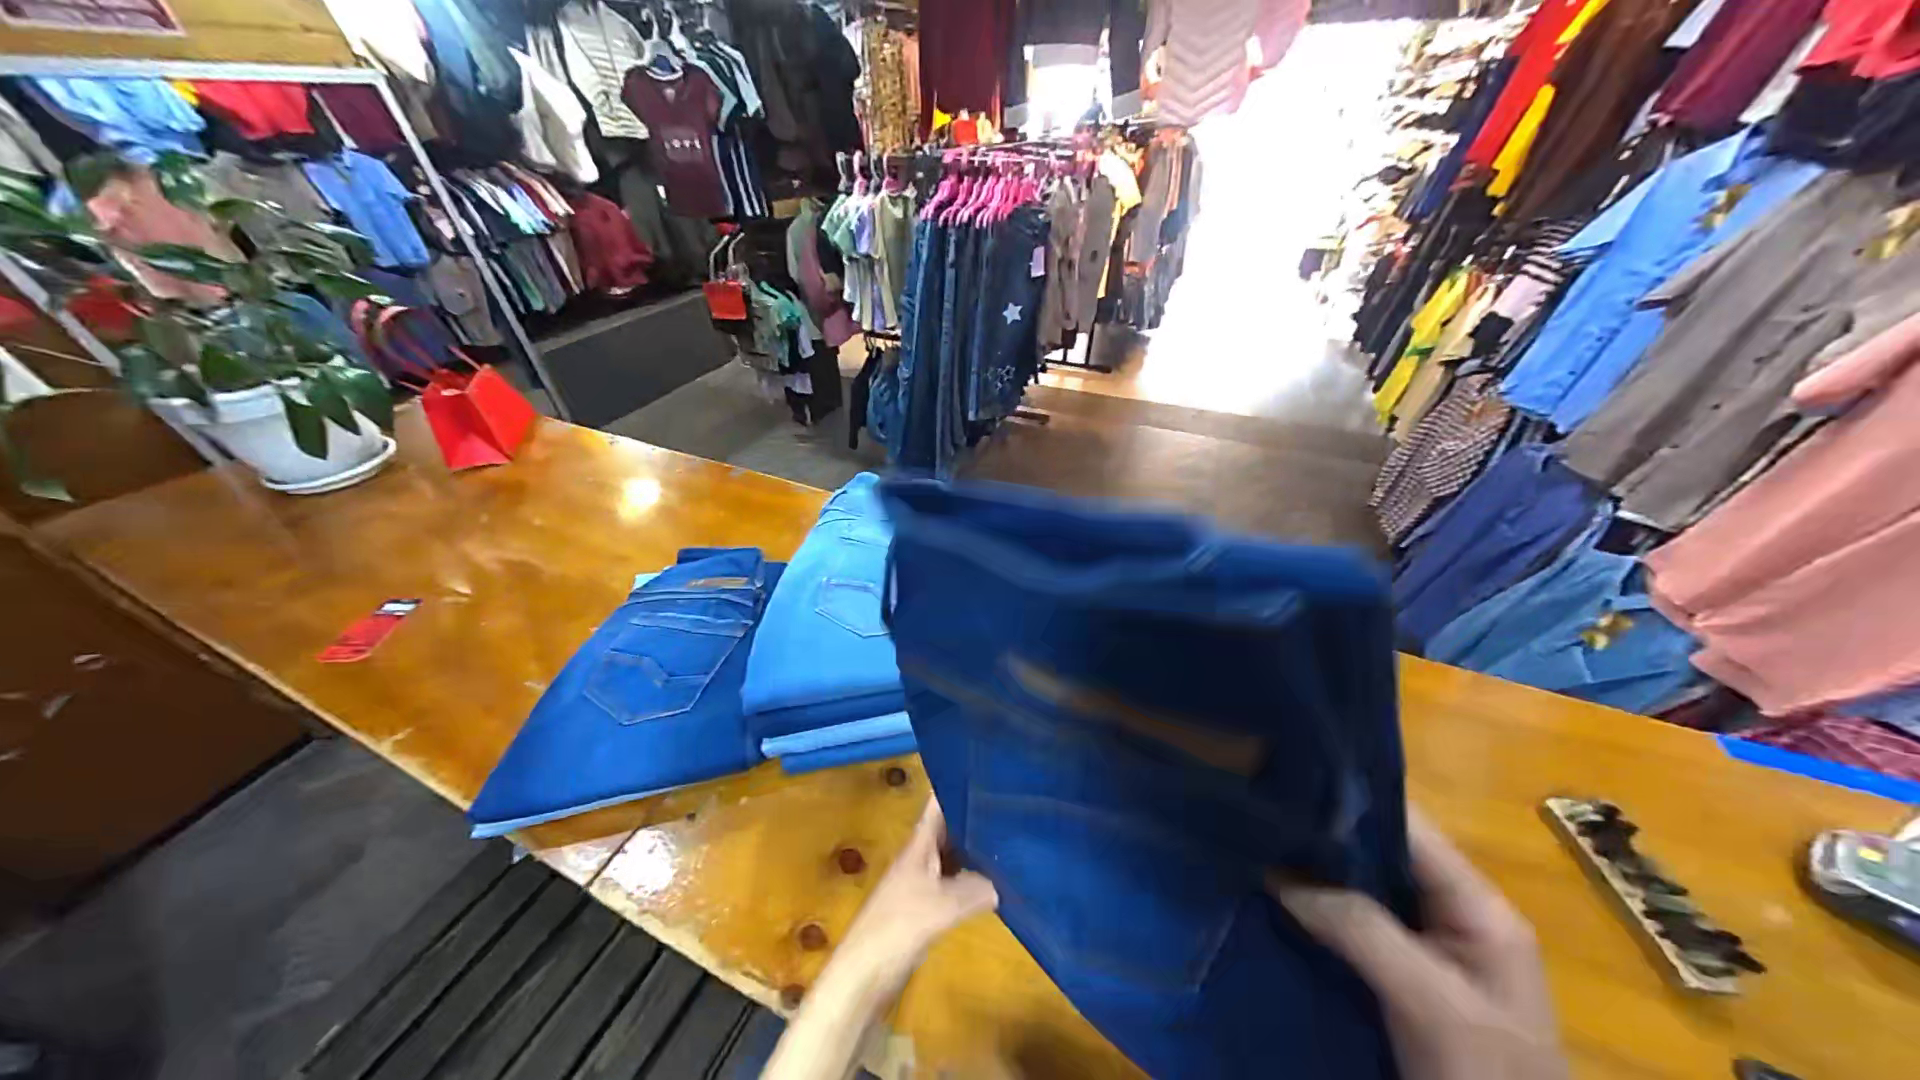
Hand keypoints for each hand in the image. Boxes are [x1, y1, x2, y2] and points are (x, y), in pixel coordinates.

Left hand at [762, 797, 996, 1079]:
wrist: (864, 974)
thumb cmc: (899, 927)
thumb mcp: (944, 904)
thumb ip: (976, 889)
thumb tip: (1000, 884)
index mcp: (919, 844)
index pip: (938, 805)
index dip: (957, 786)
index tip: (987, 773)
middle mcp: (920, 856)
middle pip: (949, 830)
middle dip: (974, 820)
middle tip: (1011, 811)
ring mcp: (921, 882)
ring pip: (952, 857)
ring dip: (975, 853)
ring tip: (1011, 845)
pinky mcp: (924, 908)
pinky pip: (952, 884)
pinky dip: (971, 881)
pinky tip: (994, 887)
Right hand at [1267, 807, 1566, 1079]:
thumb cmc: (1484, 1079)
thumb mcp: (1432, 1003)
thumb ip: (1362, 930)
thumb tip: (1279, 873)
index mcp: (1478, 906)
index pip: (1408, 829)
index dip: (1348, 804)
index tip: (1284, 787)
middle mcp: (1450, 913)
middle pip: (1377, 853)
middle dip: (1320, 836)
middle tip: (1256, 820)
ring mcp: (1423, 945)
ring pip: (1357, 886)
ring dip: (1310, 872)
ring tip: (1252, 848)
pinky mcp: (1396, 973)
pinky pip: (1347, 923)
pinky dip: (1311, 909)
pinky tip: (1270, 898)